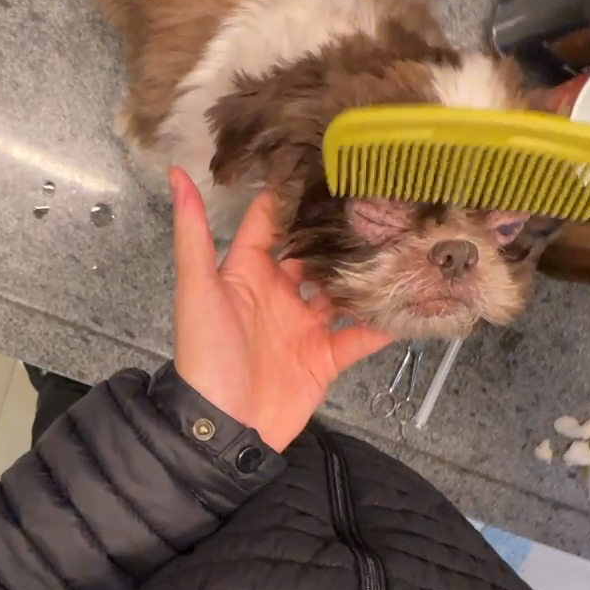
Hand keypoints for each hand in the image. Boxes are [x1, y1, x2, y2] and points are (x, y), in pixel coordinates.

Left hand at [169, 168, 390, 450]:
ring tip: (407, 239)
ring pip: (344, 290)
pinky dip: (384, 321)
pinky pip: (360, 335)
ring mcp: (304, 327)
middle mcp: (279, 295)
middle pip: (316, 254)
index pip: (271, 224)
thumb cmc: (206, 356)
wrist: (224, 428)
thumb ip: (194, 234)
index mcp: (246, 274)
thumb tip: (175, 174)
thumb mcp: (197, 290)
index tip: (327, 160)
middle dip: (342, 231)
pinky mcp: (325, 358)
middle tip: (383, 196)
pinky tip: (414, 298)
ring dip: (369, 271)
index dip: (293, 196)